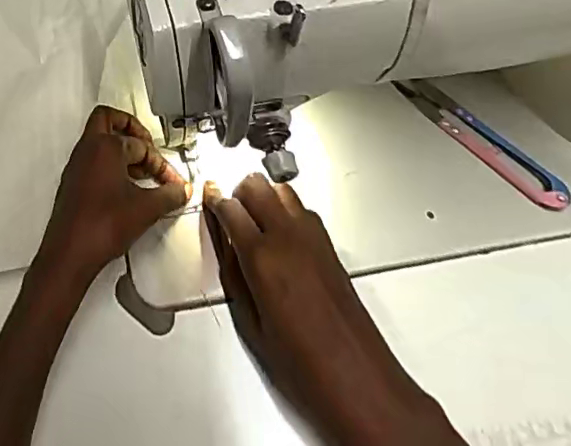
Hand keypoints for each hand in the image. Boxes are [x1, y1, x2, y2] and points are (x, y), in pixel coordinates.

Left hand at [35, 106, 188, 283]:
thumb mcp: (147, 209)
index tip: (172, 181)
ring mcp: (77, 164)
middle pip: (109, 119)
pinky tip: (124, 188)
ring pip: (99, 140)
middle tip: (148, 145)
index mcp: (105, 146)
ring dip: (121, 149)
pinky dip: (110, 165)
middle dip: (132, 128)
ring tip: (141, 171)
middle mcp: (87, 149)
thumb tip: (180, 190)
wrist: (71, 251)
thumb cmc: (99, 226)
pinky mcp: (73, 181)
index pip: (141, 145)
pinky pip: (93, 160)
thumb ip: (169, 195)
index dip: (161, 163)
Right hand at [206, 175, 464, 445]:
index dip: (214, 200)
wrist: (361, 385)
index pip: (228, 205)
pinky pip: (302, 209)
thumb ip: (232, 274)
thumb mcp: (250, 323)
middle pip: (256, 185)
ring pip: (281, 189)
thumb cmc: (310, 369)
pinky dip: (286, 210)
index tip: (209, 199)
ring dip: (265, 197)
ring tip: (254, 218)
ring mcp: (314, 239)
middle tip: (229, 209)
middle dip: (238, 193)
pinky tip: (281, 233)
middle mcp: (289, 238)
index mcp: (262, 257)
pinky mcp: (331, 247)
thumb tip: (224, 246)